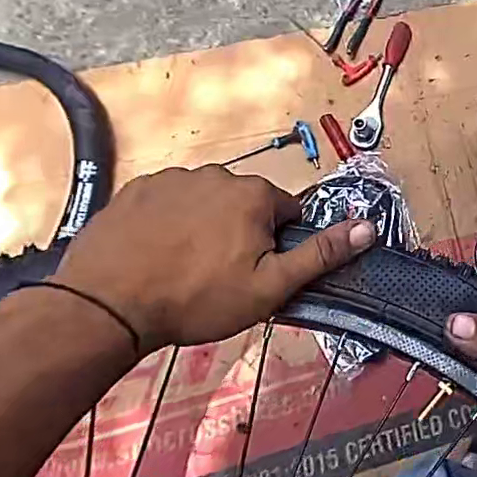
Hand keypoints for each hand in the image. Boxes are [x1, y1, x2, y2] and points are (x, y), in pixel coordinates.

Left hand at [50, 165, 376, 351]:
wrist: (109, 301)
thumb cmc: (197, 298)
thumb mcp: (269, 287)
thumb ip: (320, 254)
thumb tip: (367, 228)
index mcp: (253, 195)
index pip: (285, 211)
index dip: (276, 244)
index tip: (256, 271)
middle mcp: (216, 175)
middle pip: (244, 204)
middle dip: (240, 233)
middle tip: (219, 276)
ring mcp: (173, 178)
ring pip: (205, 202)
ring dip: (203, 226)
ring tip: (182, 268)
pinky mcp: (138, 188)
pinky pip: (167, 202)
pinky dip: (168, 221)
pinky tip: (154, 253)